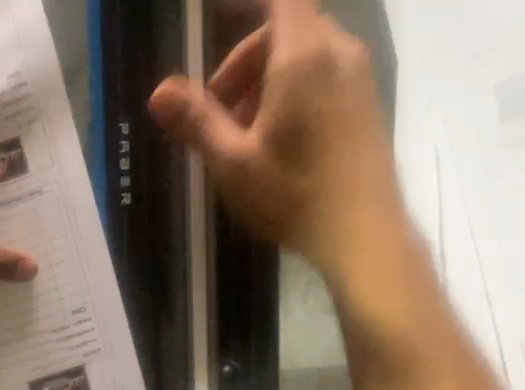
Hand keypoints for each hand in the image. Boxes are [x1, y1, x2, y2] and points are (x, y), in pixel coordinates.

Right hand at [147, 0, 403, 274]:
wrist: (361, 232)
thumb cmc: (292, 194)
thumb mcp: (232, 163)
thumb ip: (197, 121)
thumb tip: (158, 91)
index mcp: (303, 56)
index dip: (245, 3)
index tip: (214, 14)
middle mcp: (337, 52)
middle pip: (286, 27)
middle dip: (245, 60)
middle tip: (217, 108)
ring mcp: (358, 75)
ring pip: (305, 52)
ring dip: (267, 78)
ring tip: (243, 132)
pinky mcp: (365, 101)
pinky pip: (324, 72)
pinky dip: (293, 89)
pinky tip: (276, 140)